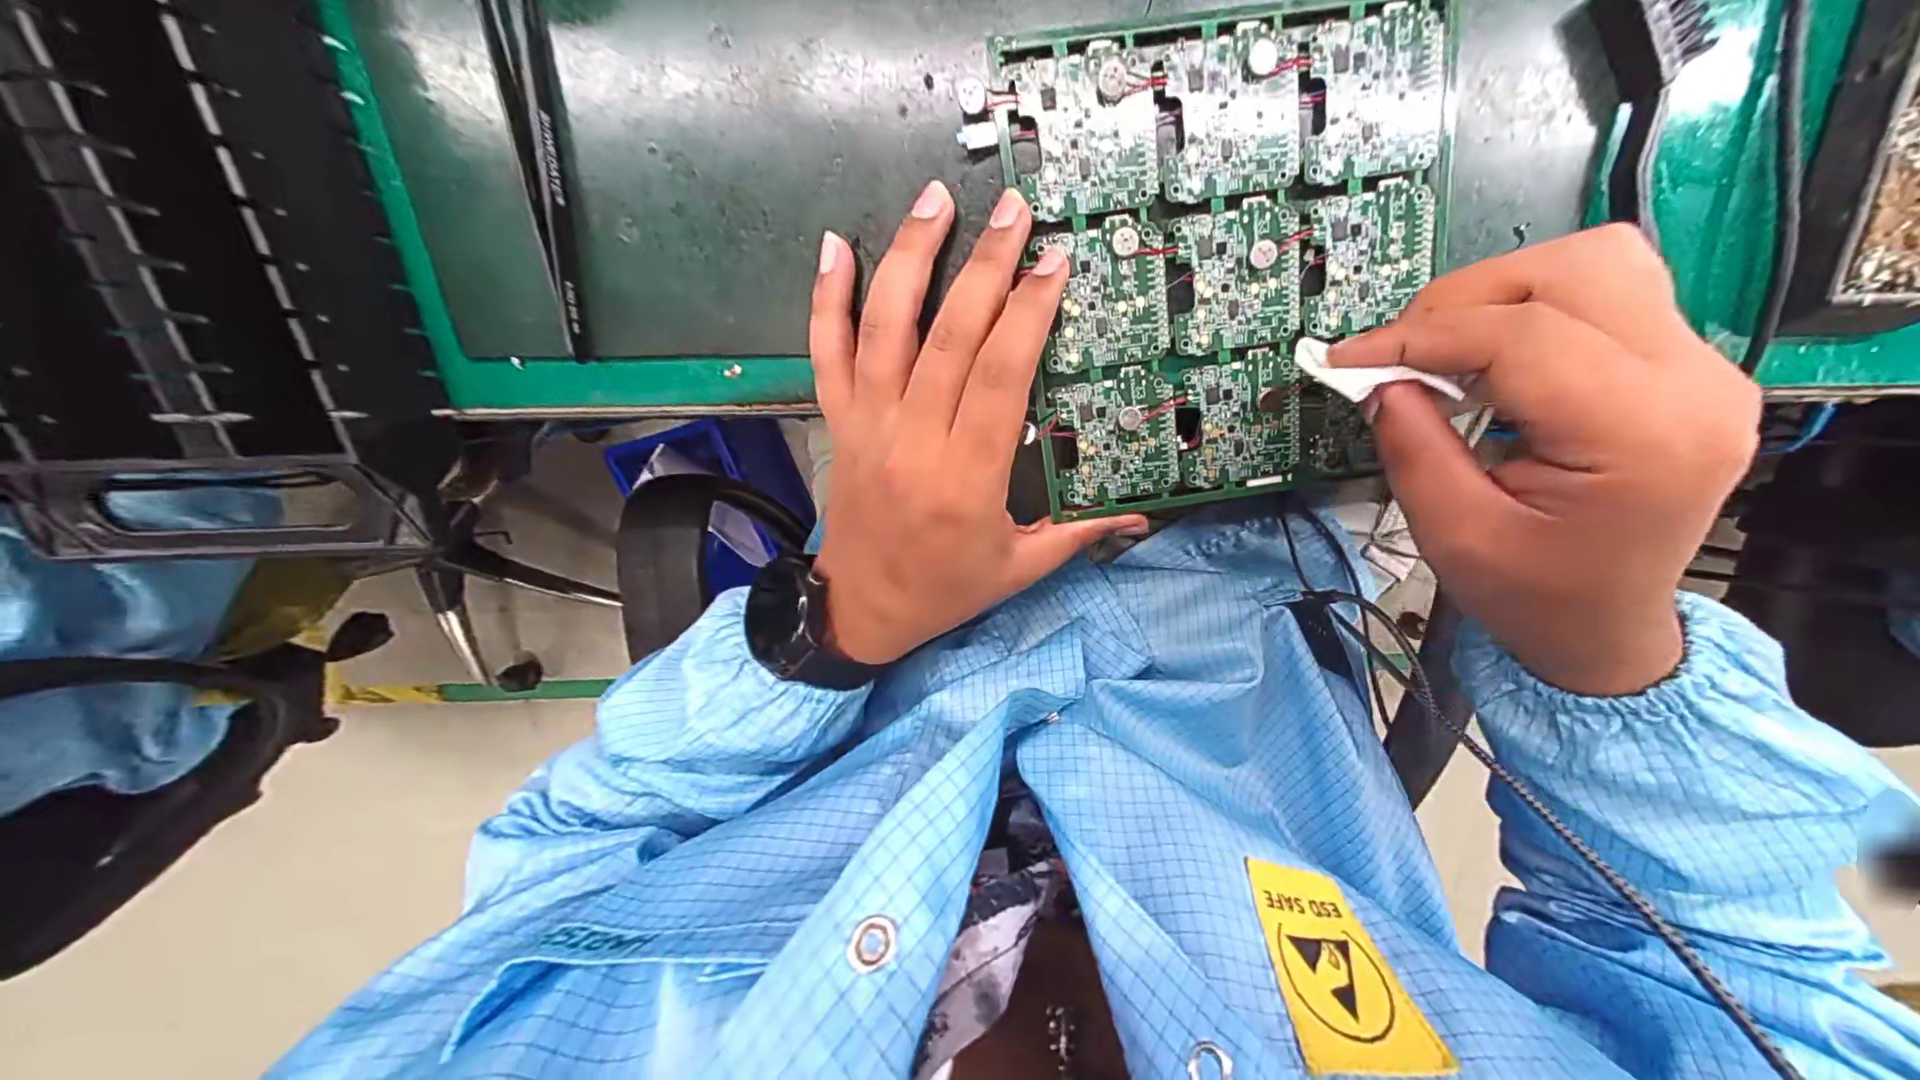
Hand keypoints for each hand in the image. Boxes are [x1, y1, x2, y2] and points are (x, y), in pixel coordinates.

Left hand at [808, 182, 1148, 663]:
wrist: (861, 609)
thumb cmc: (944, 590)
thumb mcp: (1018, 569)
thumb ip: (1078, 535)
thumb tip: (1141, 517)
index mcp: (966, 476)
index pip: (1000, 374)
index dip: (1028, 312)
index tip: (1052, 263)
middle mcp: (913, 439)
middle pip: (950, 337)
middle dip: (986, 266)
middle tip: (1014, 211)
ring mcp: (869, 425)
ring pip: (885, 329)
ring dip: (909, 258)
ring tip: (935, 202)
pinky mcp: (839, 423)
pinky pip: (825, 353)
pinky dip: (826, 298)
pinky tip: (834, 246)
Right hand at [1330, 225, 1759, 694]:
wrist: (1604, 624)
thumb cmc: (1533, 595)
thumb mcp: (1453, 534)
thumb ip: (1414, 448)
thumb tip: (1377, 379)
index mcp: (1643, 434)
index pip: (1525, 336)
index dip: (1421, 336)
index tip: (1347, 359)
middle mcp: (1692, 381)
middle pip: (1573, 272)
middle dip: (1460, 301)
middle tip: (1397, 355)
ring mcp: (1697, 366)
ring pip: (1593, 264)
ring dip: (1495, 294)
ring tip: (1438, 349)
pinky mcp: (1676, 364)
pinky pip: (1600, 293)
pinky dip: (1523, 307)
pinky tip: (1483, 354)